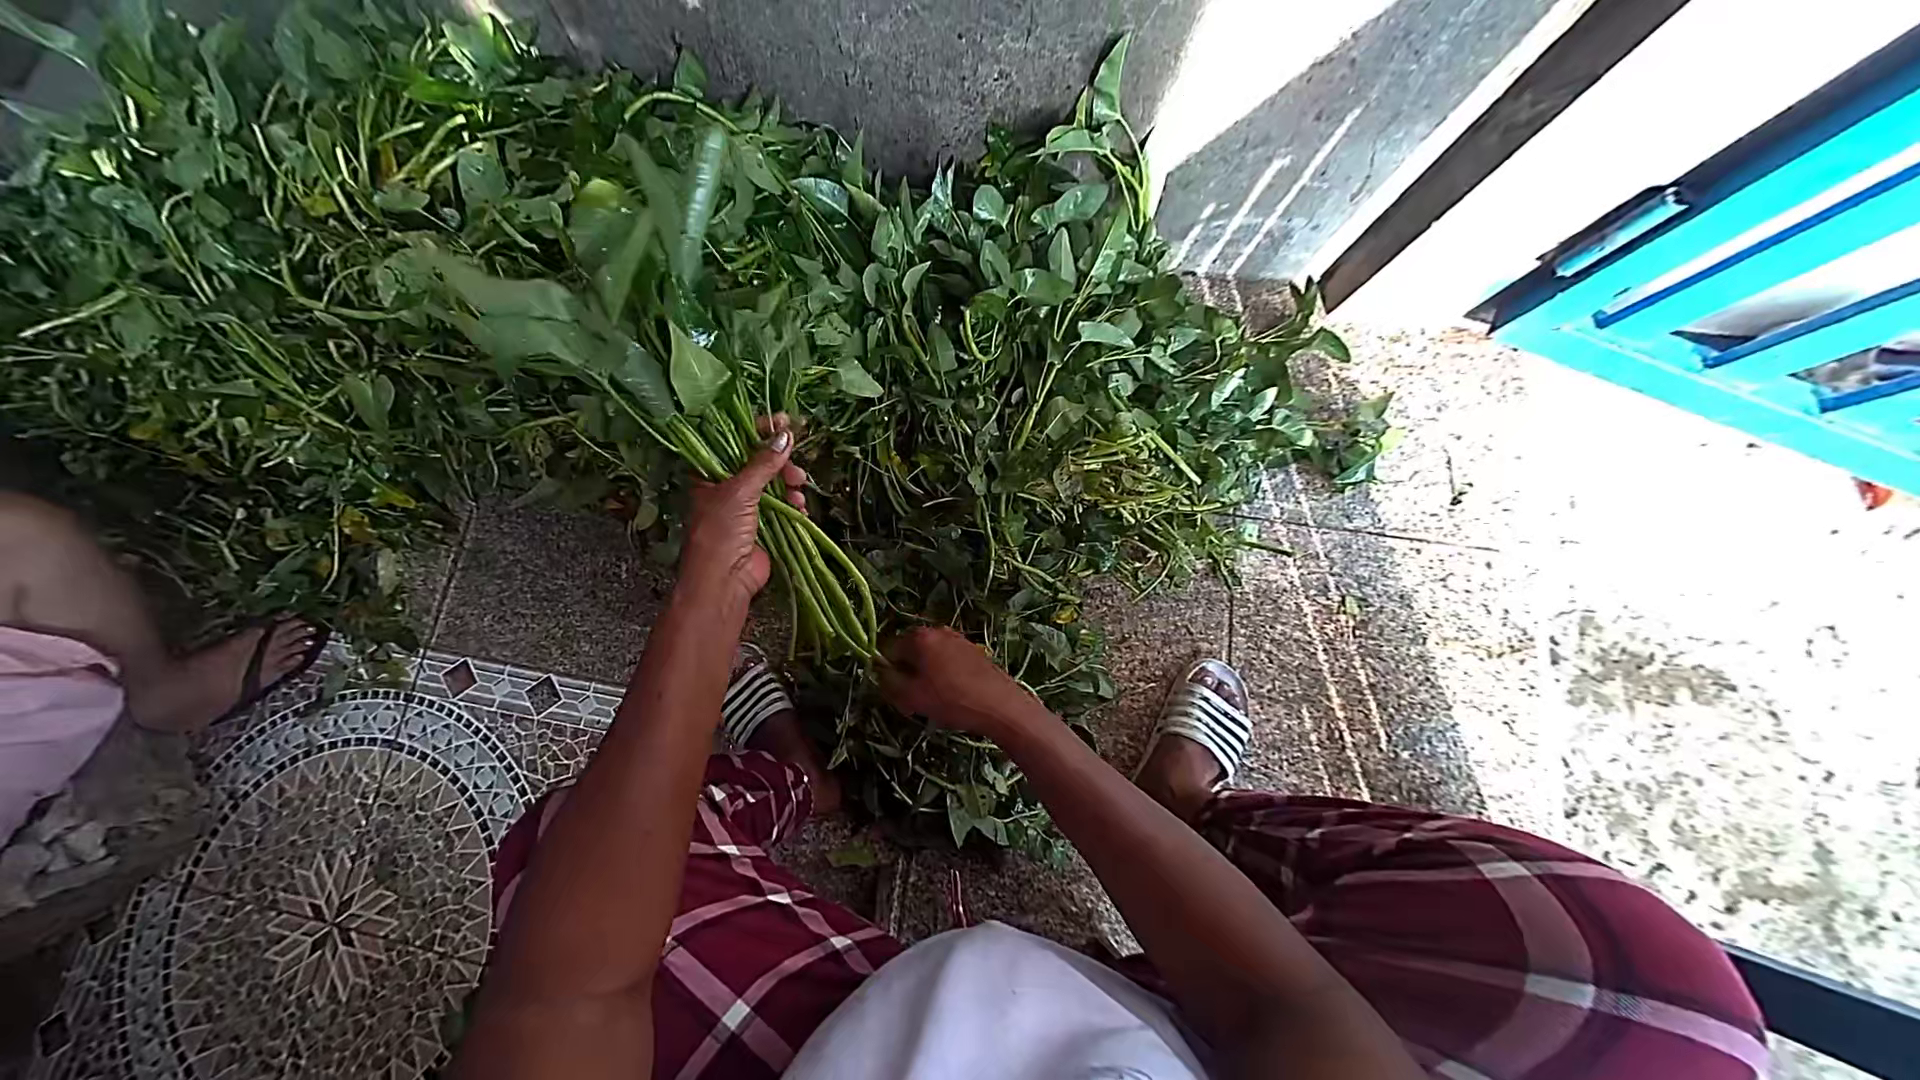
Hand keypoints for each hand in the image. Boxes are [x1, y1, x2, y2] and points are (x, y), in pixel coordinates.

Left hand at [675, 414, 808, 610]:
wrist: (724, 581)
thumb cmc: (719, 533)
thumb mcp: (739, 491)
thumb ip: (763, 463)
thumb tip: (785, 434)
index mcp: (709, 474)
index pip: (735, 441)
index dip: (758, 430)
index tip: (783, 422)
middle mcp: (726, 487)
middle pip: (759, 462)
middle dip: (780, 462)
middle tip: (795, 467)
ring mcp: (746, 506)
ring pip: (774, 483)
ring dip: (789, 484)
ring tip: (797, 491)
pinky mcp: (763, 524)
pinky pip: (783, 505)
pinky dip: (793, 504)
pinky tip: (799, 508)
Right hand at [878, 626, 1049, 740]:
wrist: (1000, 706)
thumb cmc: (952, 700)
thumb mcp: (911, 696)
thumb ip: (888, 680)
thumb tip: (879, 670)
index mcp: (919, 636)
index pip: (888, 650)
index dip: (888, 674)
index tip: (897, 694)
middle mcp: (938, 631)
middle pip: (910, 652)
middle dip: (908, 674)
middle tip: (914, 701)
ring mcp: (958, 639)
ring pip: (929, 658)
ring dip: (926, 677)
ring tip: (935, 702)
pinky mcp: (974, 651)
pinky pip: (948, 661)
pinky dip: (944, 676)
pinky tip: (953, 697)